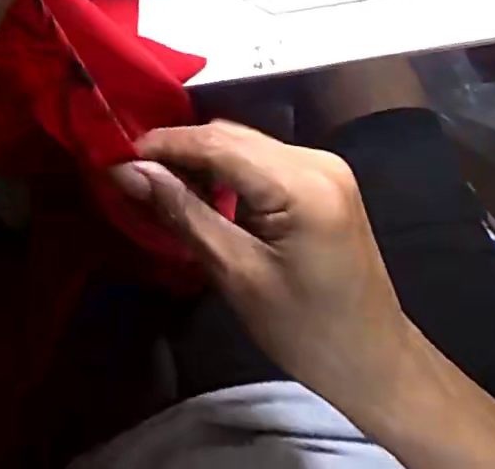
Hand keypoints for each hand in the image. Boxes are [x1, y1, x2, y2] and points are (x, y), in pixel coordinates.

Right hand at [114, 121, 416, 409]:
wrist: (374, 358)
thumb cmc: (306, 331)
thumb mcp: (238, 275)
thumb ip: (184, 213)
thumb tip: (131, 173)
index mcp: (303, 184)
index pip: (221, 144)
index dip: (167, 144)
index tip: (120, 153)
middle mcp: (317, 159)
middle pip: (234, 136)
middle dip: (182, 149)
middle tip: (135, 172)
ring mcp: (324, 164)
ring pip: (247, 143)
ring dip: (204, 157)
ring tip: (162, 181)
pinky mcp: (323, 175)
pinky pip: (264, 158)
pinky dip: (230, 168)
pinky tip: (205, 189)